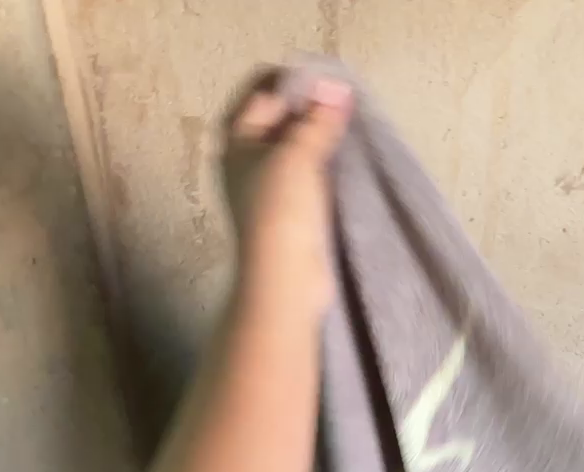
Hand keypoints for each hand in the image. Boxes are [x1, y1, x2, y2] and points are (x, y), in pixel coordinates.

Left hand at [223, 76, 352, 321]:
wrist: (285, 279)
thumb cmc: (281, 210)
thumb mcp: (298, 153)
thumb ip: (318, 119)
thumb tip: (338, 91)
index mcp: (235, 141)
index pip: (262, 91)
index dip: (294, 81)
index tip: (329, 82)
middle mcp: (245, 163)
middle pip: (278, 120)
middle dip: (308, 108)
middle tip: (343, 103)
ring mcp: (267, 190)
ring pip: (294, 149)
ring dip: (318, 137)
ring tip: (347, 129)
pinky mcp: (289, 214)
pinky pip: (307, 176)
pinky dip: (323, 165)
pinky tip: (343, 162)